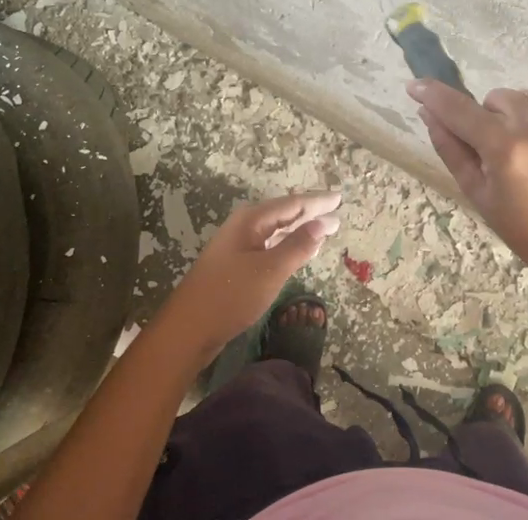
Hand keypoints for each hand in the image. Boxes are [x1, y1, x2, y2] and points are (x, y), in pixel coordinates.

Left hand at [157, 191, 342, 364]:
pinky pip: (269, 246)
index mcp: (251, 220)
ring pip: (276, 230)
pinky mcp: (236, 266)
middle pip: (283, 213)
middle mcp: (243, 227)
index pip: (292, 204)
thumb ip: (298, 246)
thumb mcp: (270, 270)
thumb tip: (323, 223)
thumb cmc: (231, 296)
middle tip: (336, 210)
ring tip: (324, 228)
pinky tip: (299, 251)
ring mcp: (238, 247)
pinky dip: (287, 245)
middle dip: (310, 212)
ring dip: (300, 229)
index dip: (317, 201)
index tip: (339, 198)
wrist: (188, 330)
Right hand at [408, 80, 527, 275]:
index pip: (459, 109)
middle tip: (494, 148)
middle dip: (488, 117)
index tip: (415, 86)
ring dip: (515, 114)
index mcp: (504, 147)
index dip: (434, 94)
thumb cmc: (519, 225)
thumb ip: (449, 147)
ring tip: (523, 146)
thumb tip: (427, 111)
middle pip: (495, 97)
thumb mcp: (475, 190)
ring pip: (525, 96)